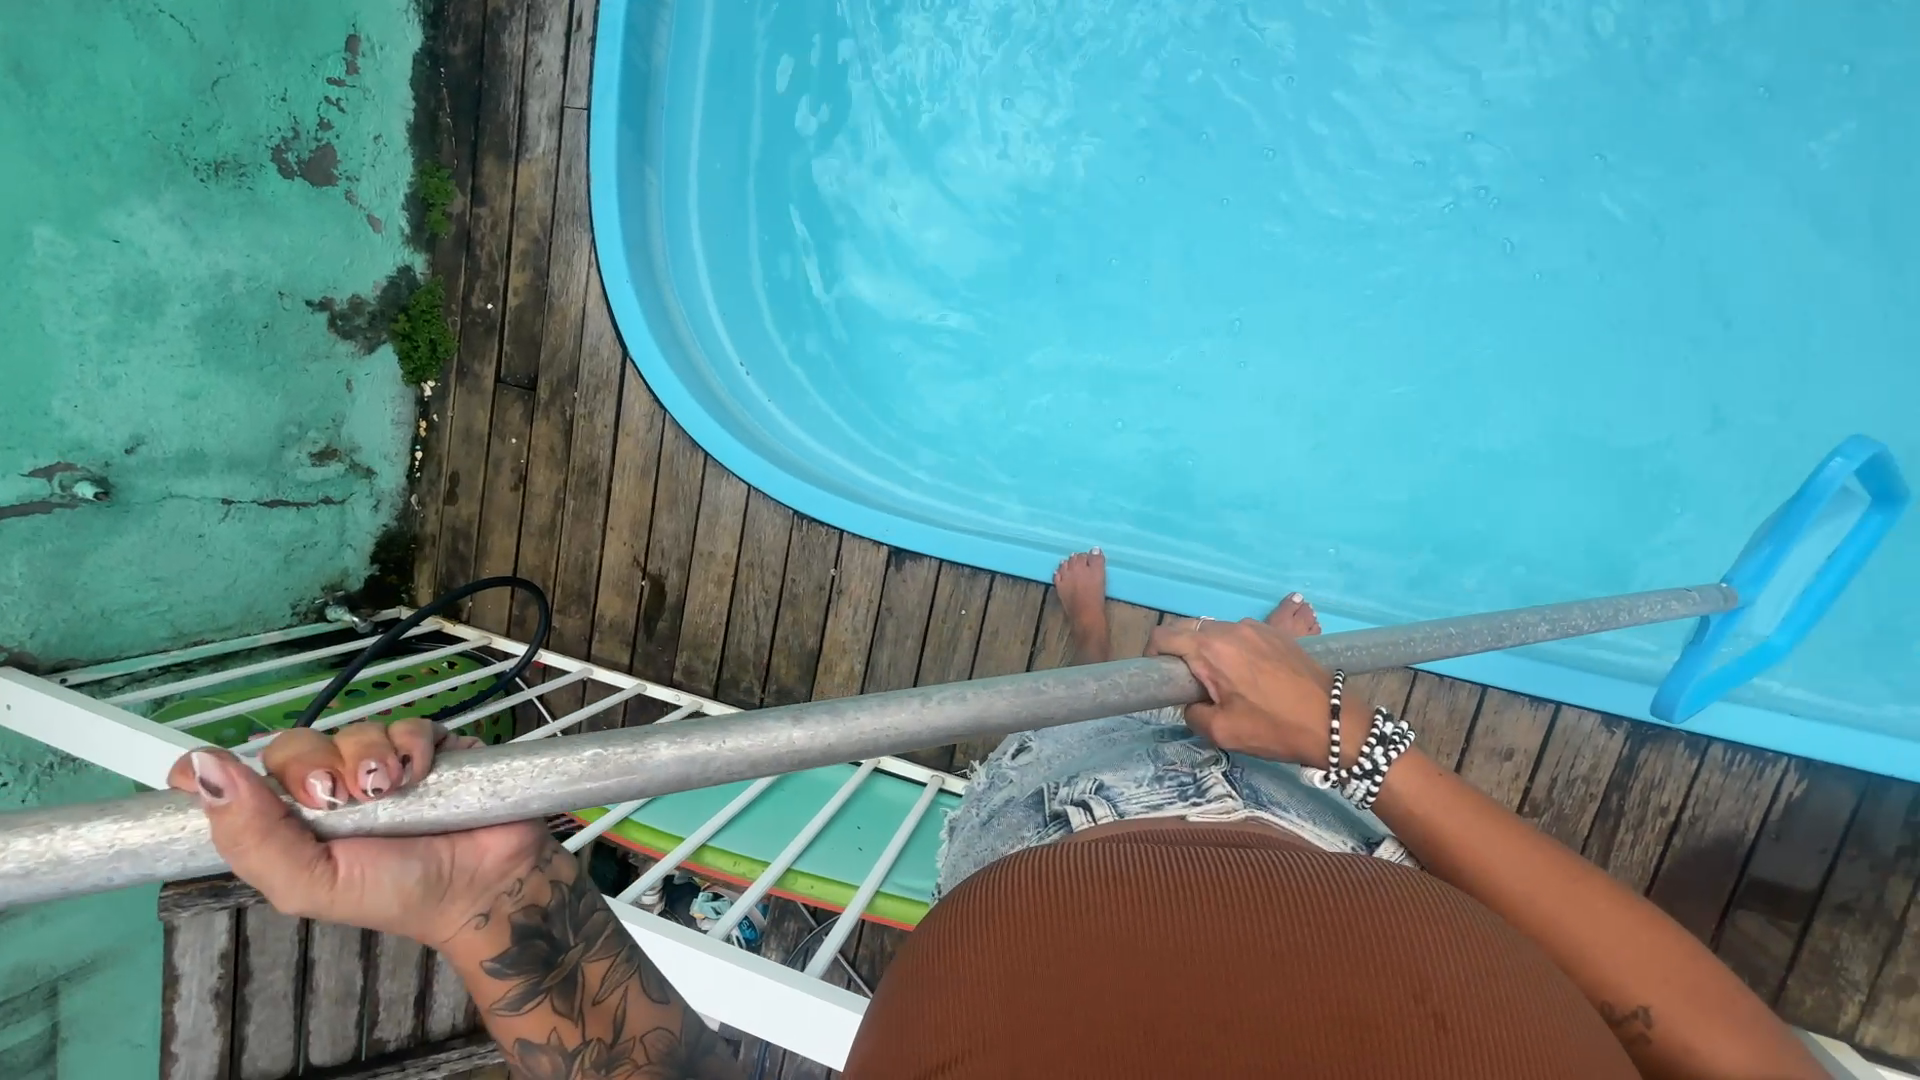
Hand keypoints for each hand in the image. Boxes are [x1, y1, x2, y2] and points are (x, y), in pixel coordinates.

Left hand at [167, 719, 547, 944]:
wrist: (482, 884)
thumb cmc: (392, 892)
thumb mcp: (309, 883)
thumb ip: (252, 836)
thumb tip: (198, 768)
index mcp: (288, 822)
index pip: (237, 776)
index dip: (228, 766)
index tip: (235, 775)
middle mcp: (330, 786)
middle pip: (299, 743)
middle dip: (315, 765)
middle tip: (344, 798)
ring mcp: (385, 764)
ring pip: (359, 729)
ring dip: (371, 755)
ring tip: (394, 790)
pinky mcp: (434, 749)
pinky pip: (413, 724)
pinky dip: (415, 741)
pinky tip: (423, 771)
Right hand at [1147, 618, 1335, 765]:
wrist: (1335, 723)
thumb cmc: (1275, 727)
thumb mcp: (1222, 732)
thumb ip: (1191, 712)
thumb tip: (1192, 701)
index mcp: (1212, 649)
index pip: (1163, 635)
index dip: (1152, 655)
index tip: (1159, 677)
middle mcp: (1230, 629)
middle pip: (1187, 629)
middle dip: (1178, 652)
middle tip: (1188, 683)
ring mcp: (1255, 627)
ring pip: (1214, 631)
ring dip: (1206, 650)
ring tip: (1221, 681)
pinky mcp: (1276, 632)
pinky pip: (1239, 635)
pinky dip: (1231, 649)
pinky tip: (1247, 675)